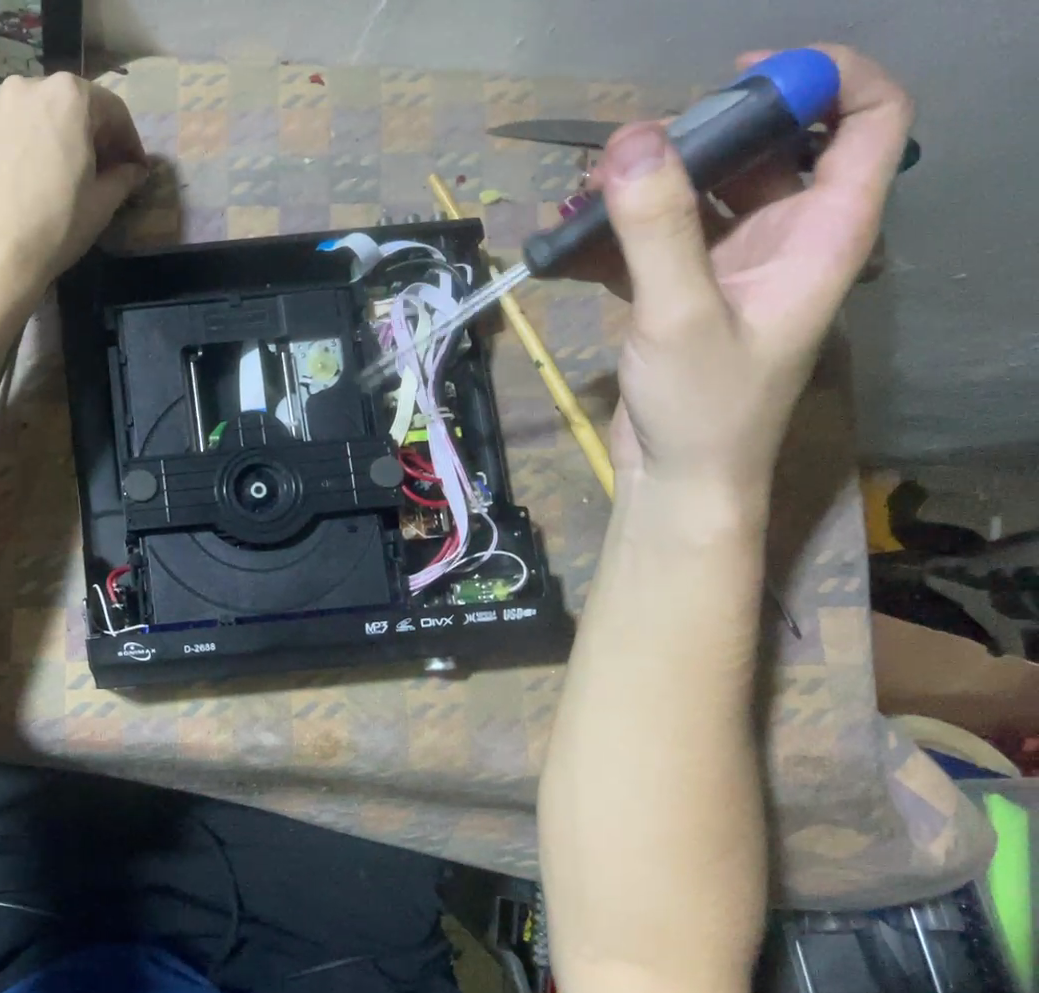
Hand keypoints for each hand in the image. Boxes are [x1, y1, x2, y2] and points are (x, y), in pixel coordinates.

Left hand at [0, 74, 147, 296]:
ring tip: (53, 175)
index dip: (128, 140)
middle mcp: (24, 89)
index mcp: (67, 96)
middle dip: (86, 135)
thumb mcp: (102, 204)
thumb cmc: (55, 226)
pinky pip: (1, 138)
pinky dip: (16, 152)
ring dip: (48, 139)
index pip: (111, 110)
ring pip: (29, 119)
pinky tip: (20, 184)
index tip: (135, 168)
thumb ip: (123, 177)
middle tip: (96, 170)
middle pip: (66, 107)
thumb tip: (133, 170)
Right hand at [581, 46, 910, 493]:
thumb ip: (658, 229)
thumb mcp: (681, 315)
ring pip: (699, 194)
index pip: (866, 120)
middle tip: (630, 150)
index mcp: (824, 231)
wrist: (679, 480)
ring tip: (580, 199)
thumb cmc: (706, 406)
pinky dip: (607, 238)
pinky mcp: (680, 293)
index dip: (823, 78)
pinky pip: (650, 242)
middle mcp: (785, 237)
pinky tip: (560, 249)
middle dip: (700, 137)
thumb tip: (631, 140)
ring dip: (641, 188)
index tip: (738, 79)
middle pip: (768, 147)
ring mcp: (729, 266)